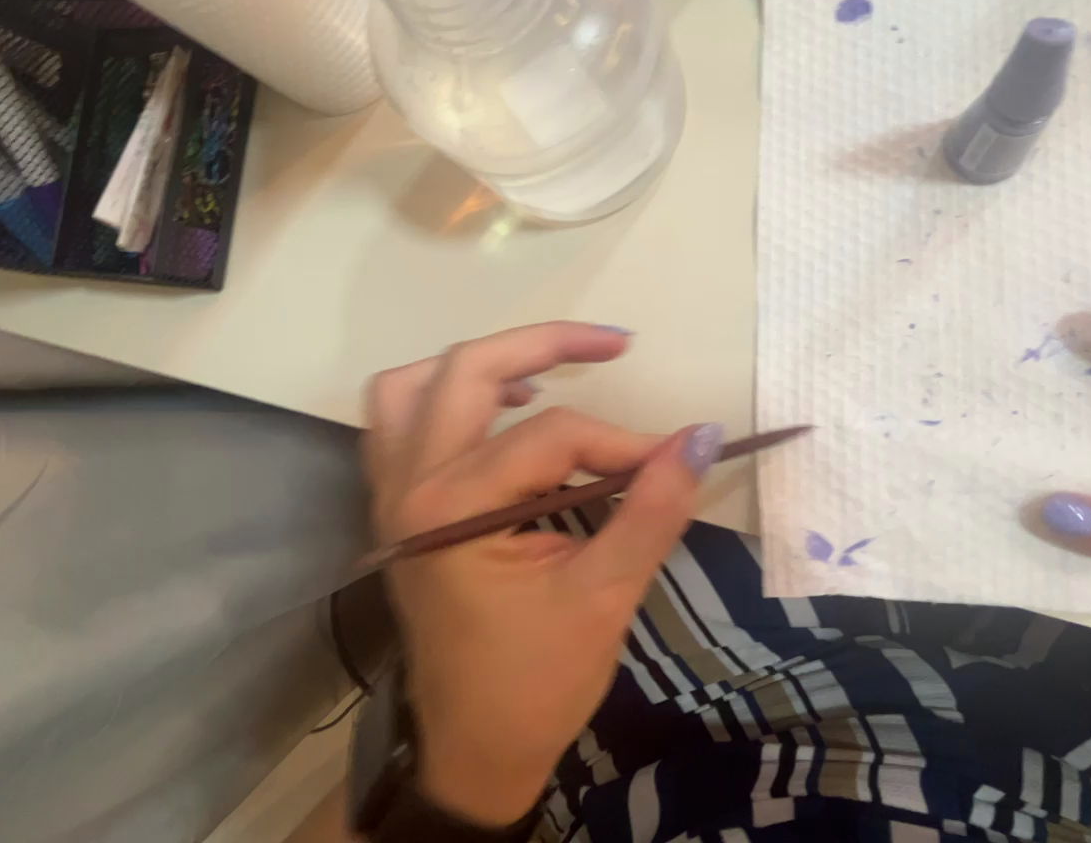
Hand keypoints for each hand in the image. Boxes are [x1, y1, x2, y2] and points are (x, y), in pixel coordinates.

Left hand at [362, 322, 720, 826]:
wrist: (471, 747)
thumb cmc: (534, 682)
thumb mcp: (604, 596)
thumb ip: (651, 509)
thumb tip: (700, 438)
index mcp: (453, 510)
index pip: (551, 438)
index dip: (623, 440)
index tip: (676, 454)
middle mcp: (408, 485)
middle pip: (466, 370)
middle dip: (544, 343)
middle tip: (612, 342)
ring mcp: (391, 492)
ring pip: (414, 384)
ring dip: (478, 365)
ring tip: (545, 374)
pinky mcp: (395, 505)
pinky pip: (399, 422)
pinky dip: (444, 397)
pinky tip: (499, 415)